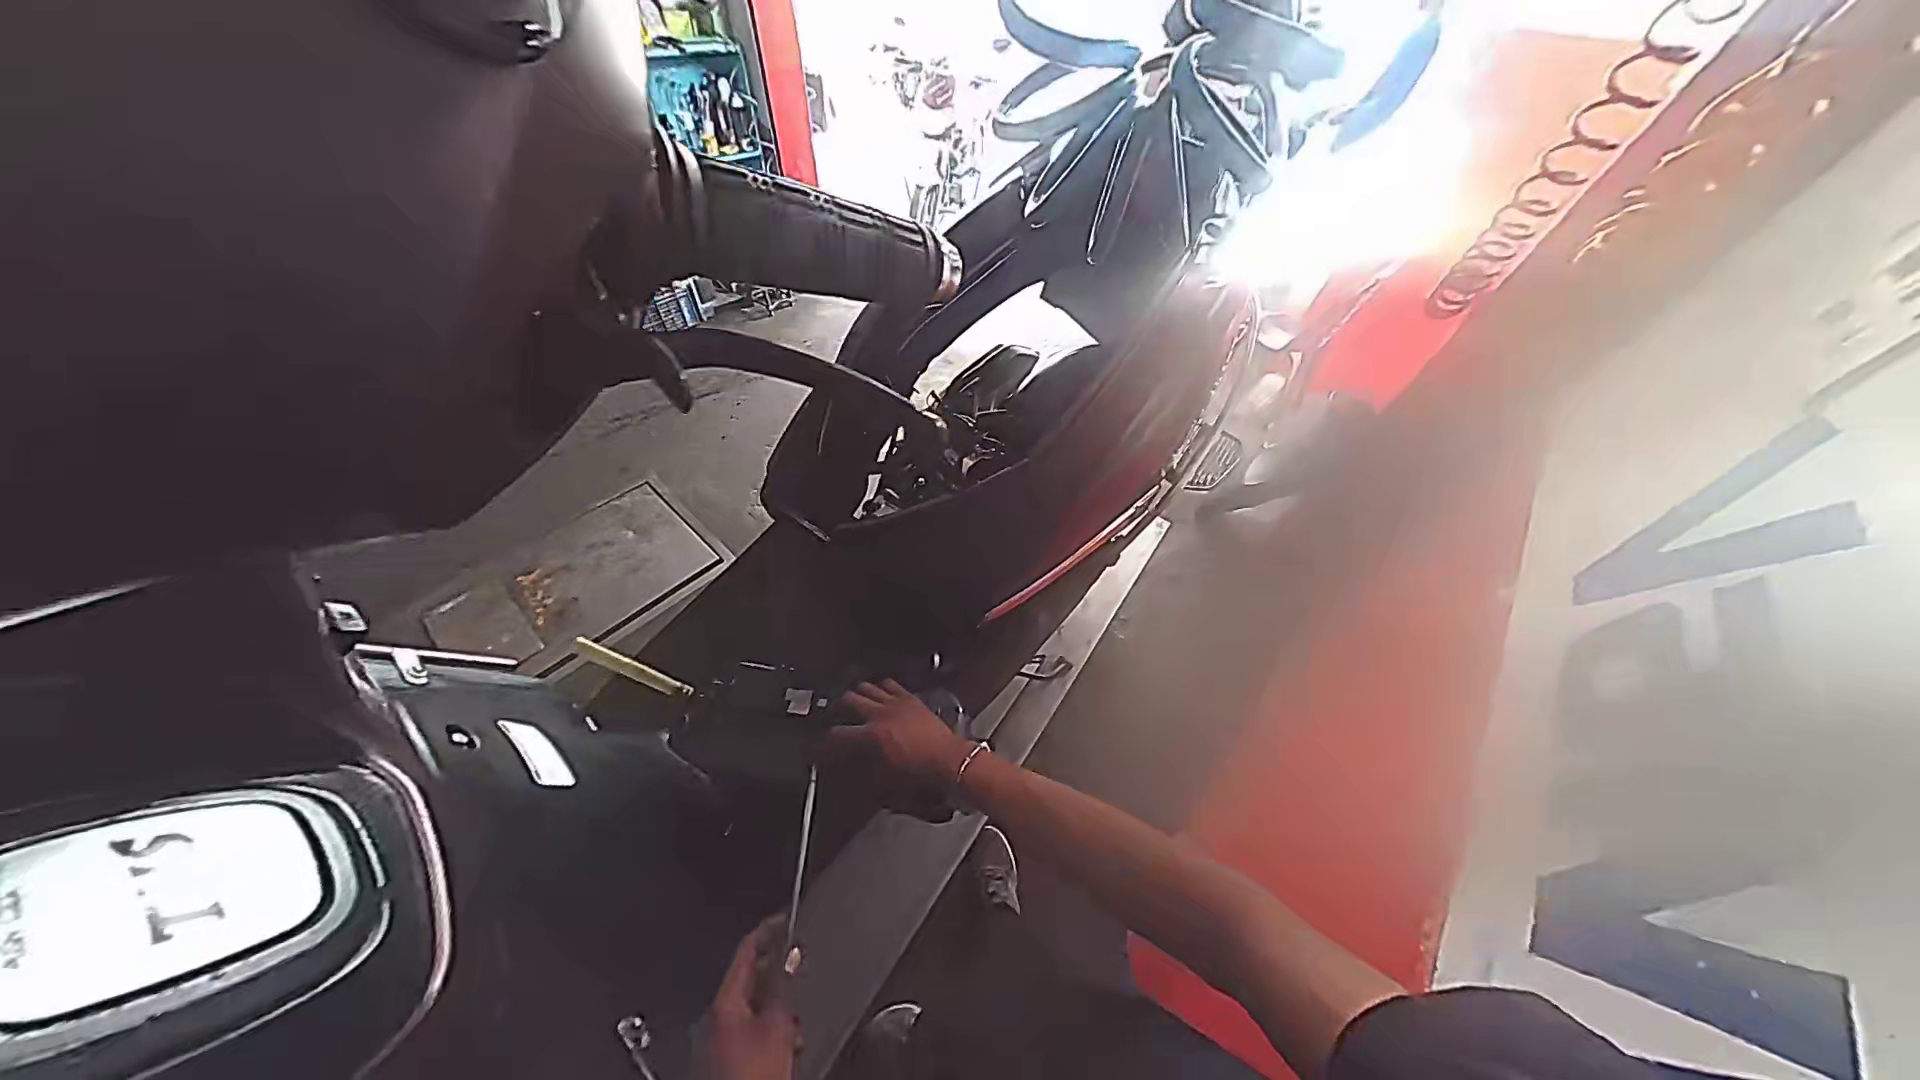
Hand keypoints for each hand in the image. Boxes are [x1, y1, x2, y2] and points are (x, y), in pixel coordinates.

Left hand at [696, 915, 799, 1079]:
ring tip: (795, 1018)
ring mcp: (721, 1037)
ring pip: (755, 1005)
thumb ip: (784, 988)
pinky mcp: (729, 1056)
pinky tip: (788, 1040)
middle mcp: (718, 1016)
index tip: (785, 920)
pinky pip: (753, 1027)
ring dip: (778, 1005)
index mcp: (725, 1000)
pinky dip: (772, 1026)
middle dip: (778, 973)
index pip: (747, 949)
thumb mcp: (778, 1024)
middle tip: (798, 968)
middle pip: (751, 977)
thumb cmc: (752, 1075)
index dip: (768, 930)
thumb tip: (790, 962)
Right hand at [828, 679, 973, 810]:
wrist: (949, 761)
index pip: (838, 734)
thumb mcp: (886, 778)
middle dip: (836, 708)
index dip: (825, 741)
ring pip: (867, 687)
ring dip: (857, 695)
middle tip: (833, 716)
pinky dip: (880, 688)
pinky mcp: (910, 698)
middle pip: (848, 700)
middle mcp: (881, 714)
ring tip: (853, 703)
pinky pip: (889, 685)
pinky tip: (879, 694)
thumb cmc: (921, 774)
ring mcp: (896, 703)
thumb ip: (864, 768)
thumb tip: (852, 765)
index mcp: (872, 736)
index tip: (821, 745)